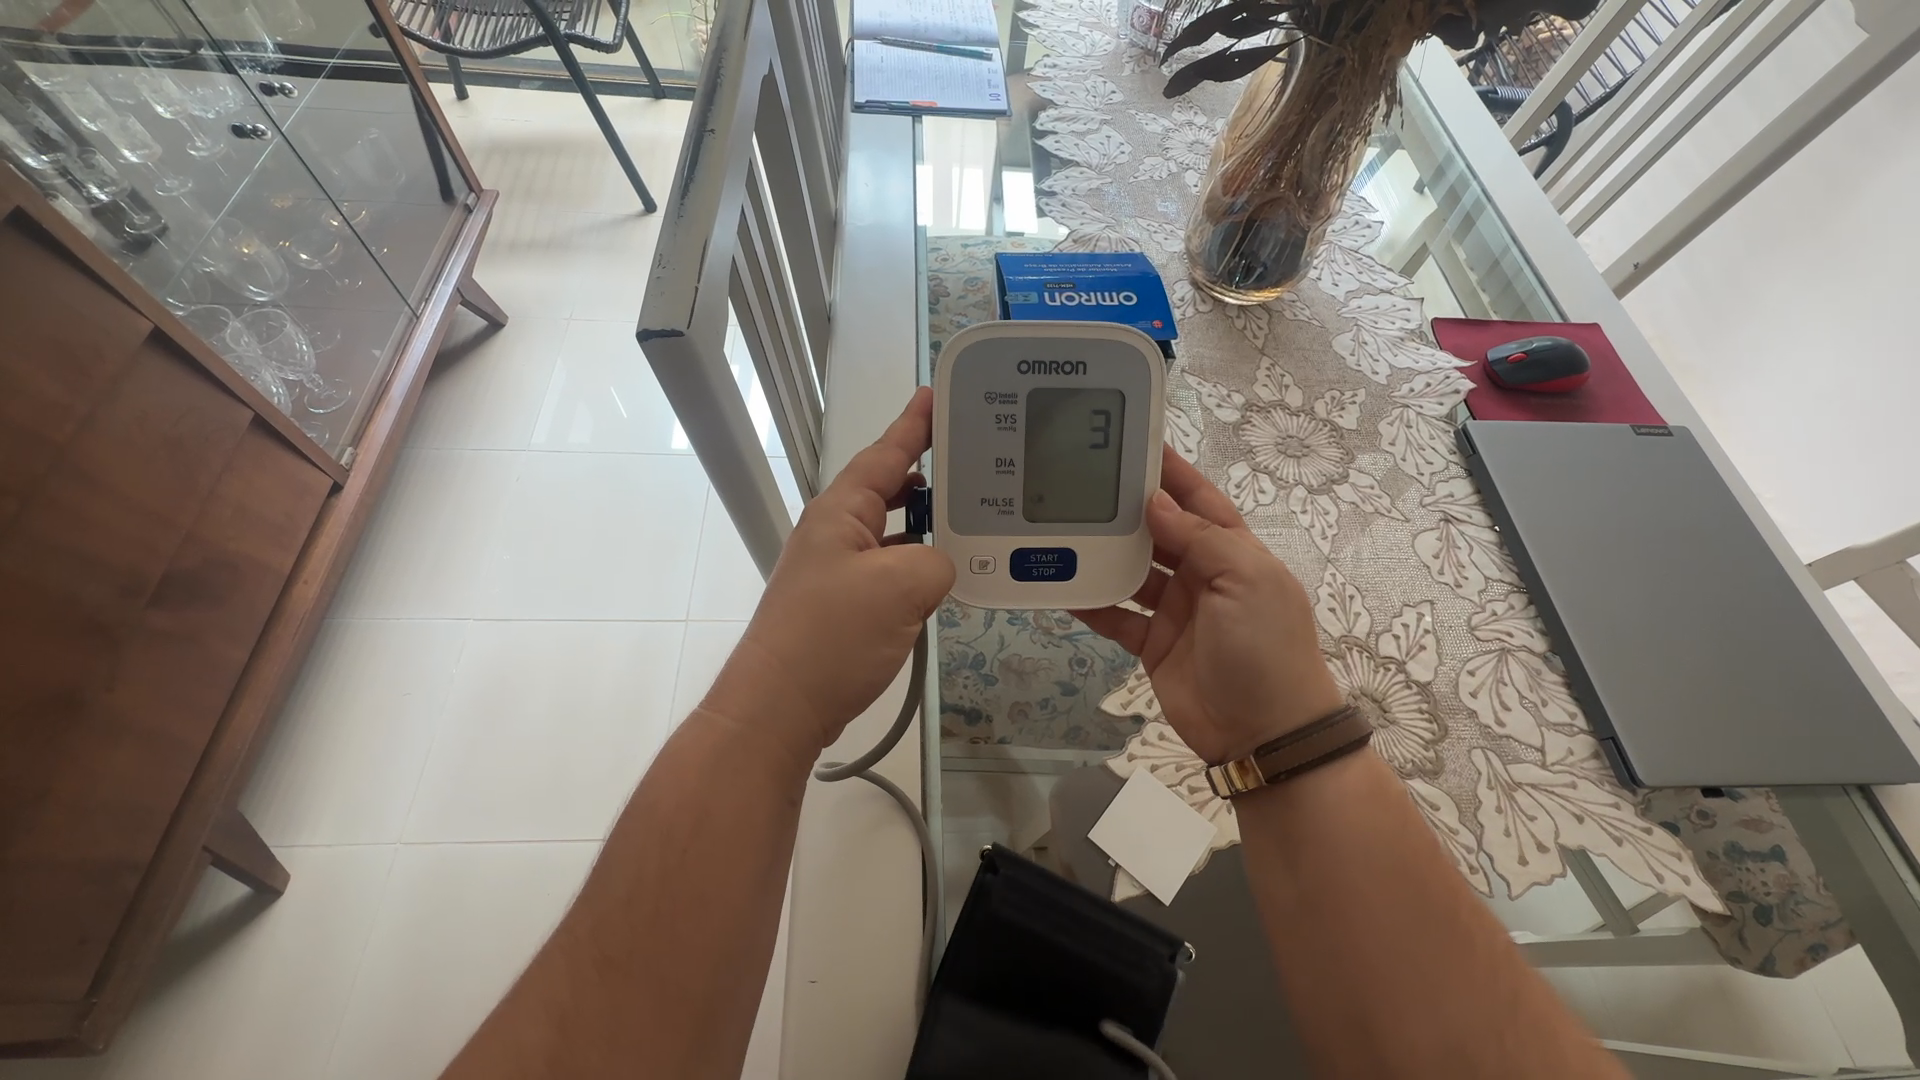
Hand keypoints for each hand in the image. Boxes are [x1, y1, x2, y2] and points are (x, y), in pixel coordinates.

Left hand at [705, 388, 955, 755]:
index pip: (885, 453)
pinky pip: (890, 569)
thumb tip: (939, 567)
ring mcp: (838, 571)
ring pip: (892, 532)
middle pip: (888, 489)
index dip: (915, 424)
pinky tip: (943, 576)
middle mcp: (836, 532)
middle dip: (928, 473)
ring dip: (927, 524)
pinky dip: (918, 564)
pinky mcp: (844, 606)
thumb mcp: (900, 586)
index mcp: (842, 511)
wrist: (781, 706)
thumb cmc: (832, 635)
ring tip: (969, 518)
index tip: (940, 396)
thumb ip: (937, 561)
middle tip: (974, 463)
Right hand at [1074, 447, 1343, 764]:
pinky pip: (1116, 615)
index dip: (1170, 473)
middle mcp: (1202, 574)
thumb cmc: (1264, 645)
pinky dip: (1091, 602)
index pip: (1198, 500)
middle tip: (1079, 484)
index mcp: (1233, 551)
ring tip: (1061, 528)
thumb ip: (1200, 537)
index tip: (1133, 443)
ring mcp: (1175, 610)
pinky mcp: (1152, 643)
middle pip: (1158, 532)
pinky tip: (1061, 584)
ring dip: (1103, 553)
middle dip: (1126, 510)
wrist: (1263, 732)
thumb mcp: (1244, 580)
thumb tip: (1154, 502)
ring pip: (1132, 571)